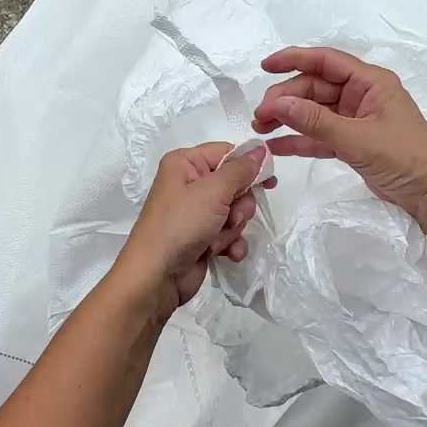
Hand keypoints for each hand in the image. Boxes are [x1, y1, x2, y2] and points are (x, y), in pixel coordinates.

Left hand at [116, 142, 269, 311]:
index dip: (248, 166)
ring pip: (234, 211)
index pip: (226, 152)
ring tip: (218, 239)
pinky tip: (226, 254)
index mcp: (185, 163)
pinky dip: (231, 243)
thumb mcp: (213, 191)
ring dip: (233, 227)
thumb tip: (260, 150)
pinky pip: (229, 233)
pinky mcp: (202, 237)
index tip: (270, 180)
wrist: (157, 276)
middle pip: (234, 184)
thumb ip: (240, 170)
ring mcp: (196, 212)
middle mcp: (189, 184)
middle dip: (238, 205)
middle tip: (230, 217)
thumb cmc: (181, 224)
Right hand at [252, 46, 426, 227]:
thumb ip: (315, 121)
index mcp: (370, 82)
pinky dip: (299, 140)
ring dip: (288, 118)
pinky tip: (276, 146)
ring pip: (314, 111)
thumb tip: (277, 104)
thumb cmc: (405, 157)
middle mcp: (362, 95)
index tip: (265, 67)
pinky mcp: (352, 142)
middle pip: (315, 87)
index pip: (326, 61)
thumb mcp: (357, 138)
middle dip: (286, 99)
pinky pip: (319, 135)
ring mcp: (356, 119)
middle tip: (261, 116)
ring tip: (261, 129)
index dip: (293, 59)